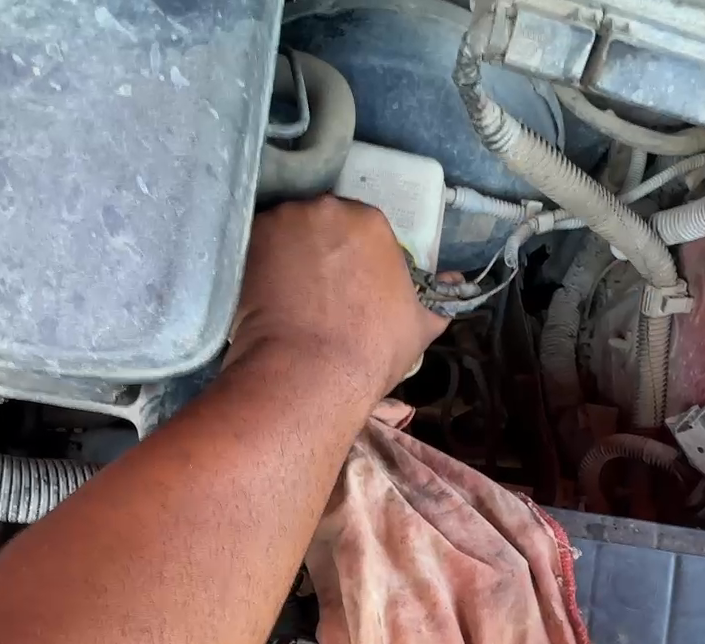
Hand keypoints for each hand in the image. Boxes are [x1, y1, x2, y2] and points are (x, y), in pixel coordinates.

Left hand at [228, 197, 448, 398]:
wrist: (309, 373)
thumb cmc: (371, 352)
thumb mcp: (419, 328)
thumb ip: (436, 301)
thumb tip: (456, 286)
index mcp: (371, 222)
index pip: (363, 230)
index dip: (356, 259)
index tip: (350, 286)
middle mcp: (326, 209)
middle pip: (322, 224)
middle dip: (321, 251)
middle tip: (319, 292)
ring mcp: (283, 222)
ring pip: (287, 233)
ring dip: (289, 256)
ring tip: (290, 297)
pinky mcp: (248, 243)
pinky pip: (256, 248)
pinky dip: (260, 267)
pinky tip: (266, 297)